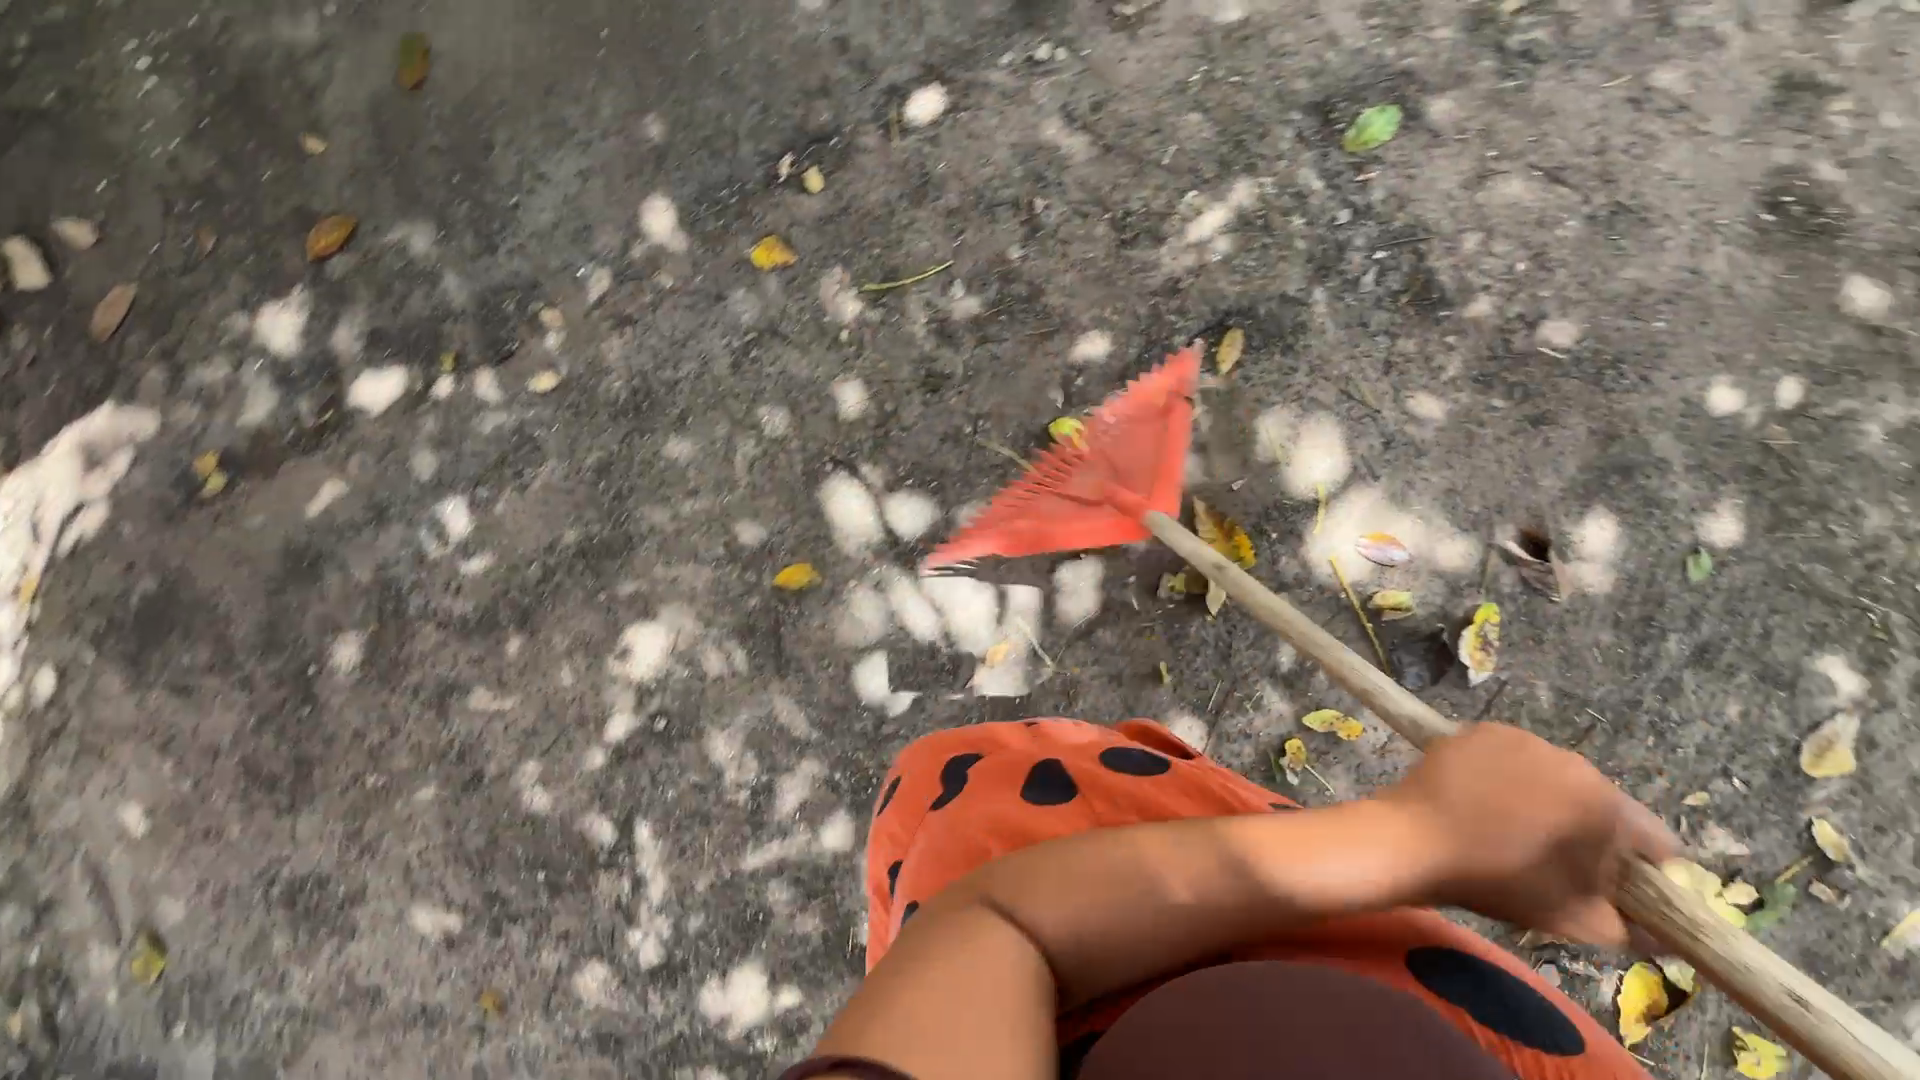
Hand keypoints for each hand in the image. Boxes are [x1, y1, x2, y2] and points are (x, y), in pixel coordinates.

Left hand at [1380, 723, 1678, 946]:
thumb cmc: (1495, 879)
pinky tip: (1482, 801)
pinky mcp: (1479, 731)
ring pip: (1553, 776)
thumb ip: (1631, 929)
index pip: (1652, 839)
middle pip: (1600, 802)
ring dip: (1545, 799)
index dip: (1643, 869)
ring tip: (1509, 828)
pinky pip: (1510, 758)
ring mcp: (1519, 738)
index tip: (1617, 886)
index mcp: (1604, 802)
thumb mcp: (1575, 918)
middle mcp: (1569, 758)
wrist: (1411, 841)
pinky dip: (1505, 776)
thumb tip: (1659, 936)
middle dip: (1588, 831)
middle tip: (1554, 859)